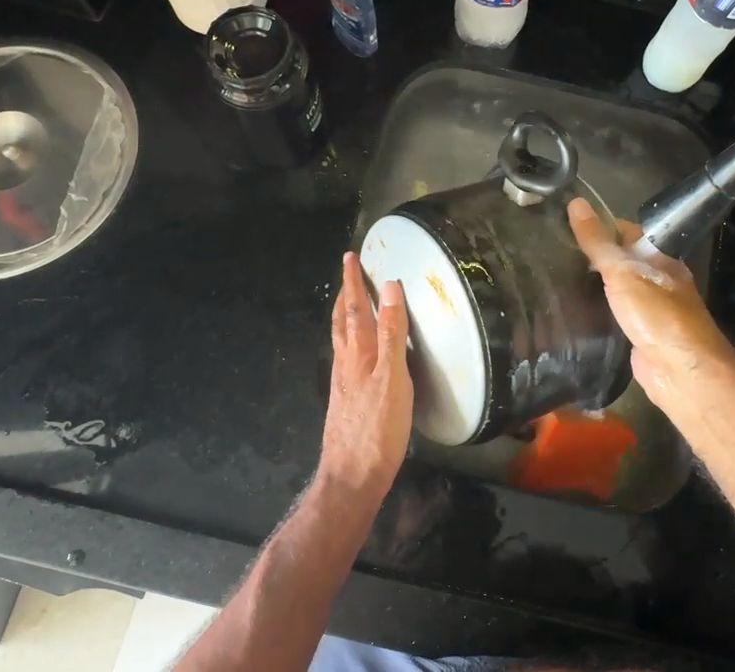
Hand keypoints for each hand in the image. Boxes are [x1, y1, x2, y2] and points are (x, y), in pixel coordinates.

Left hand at [318, 252, 412, 498]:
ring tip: (348, 306)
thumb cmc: (378, 427)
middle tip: (347, 276)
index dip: (354, 282)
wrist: (353, 476)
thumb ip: (392, 333)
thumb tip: (390, 287)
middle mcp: (346, 363)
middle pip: (343, 322)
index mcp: (357, 353)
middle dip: (346, 296)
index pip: (356, 308)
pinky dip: (350, 341)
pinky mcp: (346, 401)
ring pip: (341, 340)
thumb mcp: (393, 377)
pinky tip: (355, 353)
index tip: (350, 257)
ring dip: (345, 317)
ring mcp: (343, 384)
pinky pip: (346, 358)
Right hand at [568, 198, 734, 411]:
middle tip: (551, 253)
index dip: (597, 226)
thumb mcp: (623, 270)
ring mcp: (649, 308)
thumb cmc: (656, 313)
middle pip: (620, 260)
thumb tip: (575, 201)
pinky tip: (572, 310)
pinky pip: (614, 314)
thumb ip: (597, 241)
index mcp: (660, 257)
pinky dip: (596, 310)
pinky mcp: (639, 334)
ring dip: (592, 285)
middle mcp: (658, 279)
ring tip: (554, 278)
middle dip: (590, 257)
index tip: (563, 225)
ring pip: (616, 288)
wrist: (680, 371)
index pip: (625, 231)